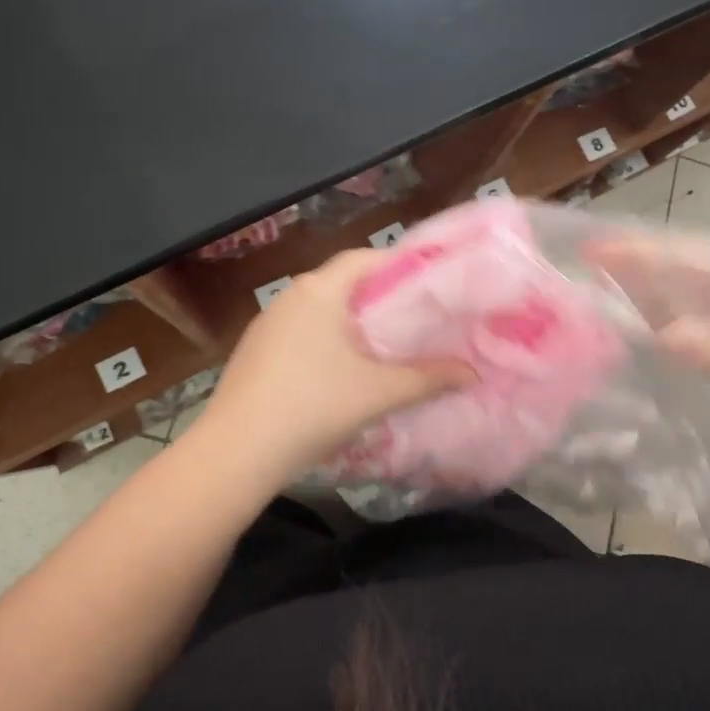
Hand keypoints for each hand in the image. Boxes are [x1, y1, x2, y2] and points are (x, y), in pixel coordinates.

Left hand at [192, 249, 472, 476]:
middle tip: (418, 318)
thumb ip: (429, 378)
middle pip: (344, 284)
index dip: (401, 265)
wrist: (237, 452)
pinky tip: (342, 373)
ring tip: (387, 346)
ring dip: (352, 323)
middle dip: (381, 298)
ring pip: (320, 311)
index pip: (365, 258)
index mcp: (320, 290)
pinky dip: (326, 343)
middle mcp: (290, 296)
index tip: (432, 283)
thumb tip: (472, 372)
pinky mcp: (254, 352)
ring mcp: (267, 324)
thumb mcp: (379, 392)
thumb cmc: (313, 406)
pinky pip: (300, 334)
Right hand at [583, 236, 709, 441]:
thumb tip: (663, 333)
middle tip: (589, 268)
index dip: (645, 253)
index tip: (596, 249)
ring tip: (608, 292)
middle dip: (641, 266)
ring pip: (698, 293)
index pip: (696, 258)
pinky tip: (656, 329)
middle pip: (691, 269)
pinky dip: (676, 319)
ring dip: (654, 292)